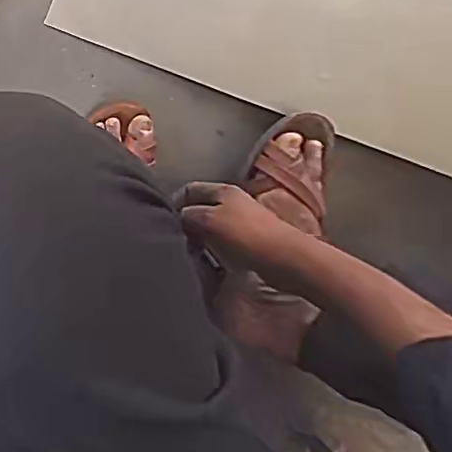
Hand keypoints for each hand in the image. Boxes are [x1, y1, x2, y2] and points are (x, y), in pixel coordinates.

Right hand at [173, 182, 288, 251]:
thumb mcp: (208, 220)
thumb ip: (187, 216)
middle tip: (173, 238)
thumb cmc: (246, 235)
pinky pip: (220, 243)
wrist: (288, 262)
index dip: (173, 201)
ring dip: (197, 239)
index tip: (163, 219)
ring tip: (186, 252)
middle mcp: (232, 203)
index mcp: (223, 191)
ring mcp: (242, 223)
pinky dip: (210, 251)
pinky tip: (205, 262)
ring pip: (209, 227)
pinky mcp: (249, 243)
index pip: (189, 189)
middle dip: (184, 222)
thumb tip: (176, 219)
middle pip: (199, 208)